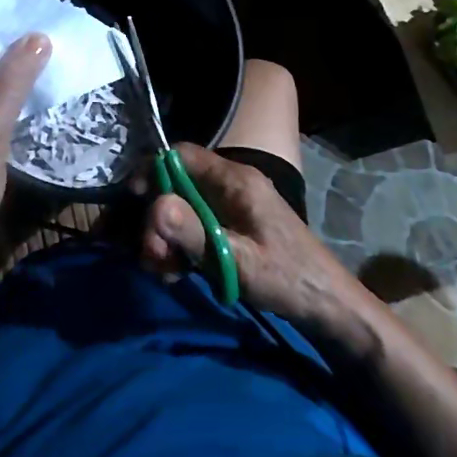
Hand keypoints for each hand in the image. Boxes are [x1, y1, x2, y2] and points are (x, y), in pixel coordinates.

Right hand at [139, 144, 370, 333]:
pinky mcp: (234, 224)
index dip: (151, 173)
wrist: (325, 301)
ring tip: (164, 271)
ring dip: (166, 235)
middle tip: (151, 257)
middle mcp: (232, 183)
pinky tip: (178, 272)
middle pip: (177, 184)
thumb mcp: (236, 260)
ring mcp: (233, 203)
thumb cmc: (285, 278)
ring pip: (183, 206)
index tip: (131, 204)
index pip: (181, 155)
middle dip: (156, 218)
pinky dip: (181, 244)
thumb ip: (195, 232)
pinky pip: (196, 223)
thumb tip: (155, 206)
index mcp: (236, 180)